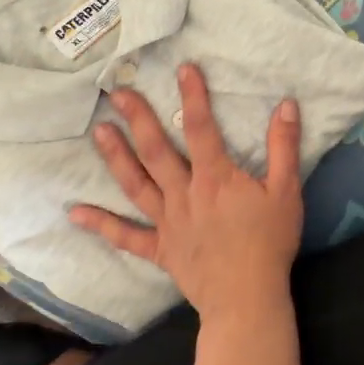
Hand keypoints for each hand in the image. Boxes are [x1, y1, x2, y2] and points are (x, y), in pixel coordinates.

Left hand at [69, 63, 303, 320]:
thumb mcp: (287, 189)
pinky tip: (76, 212)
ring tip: (99, 132)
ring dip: (115, 157)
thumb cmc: (270, 240)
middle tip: (118, 94)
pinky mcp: (159, 249)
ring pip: (136, 184)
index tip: (183, 69)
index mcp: (216, 177)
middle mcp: (184, 194)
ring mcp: (167, 222)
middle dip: (139, 120)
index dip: (193, 96)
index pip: (201, 128)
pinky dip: (100, 224)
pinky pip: (125, 235)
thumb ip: (283, 147)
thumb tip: (285, 105)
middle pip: (157, 151)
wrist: (245, 295)